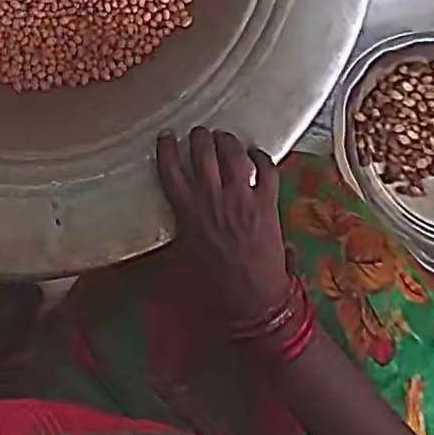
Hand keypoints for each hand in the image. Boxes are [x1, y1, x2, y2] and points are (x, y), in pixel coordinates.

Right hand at [157, 127, 288, 324]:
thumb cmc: (214, 280)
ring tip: (224, 139)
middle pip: (202, 149)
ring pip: (232, 152)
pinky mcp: (267, 201)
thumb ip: (179, 221)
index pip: (170, 166)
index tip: (167, 135)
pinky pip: (267, 168)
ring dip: (227, 141)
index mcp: (187, 208)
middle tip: (200, 135)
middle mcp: (212, 196)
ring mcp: (241, 196)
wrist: (253, 299)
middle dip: (200, 136)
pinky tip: (256, 154)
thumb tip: (171, 208)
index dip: (166, 146)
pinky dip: (261, 157)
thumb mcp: (184, 249)